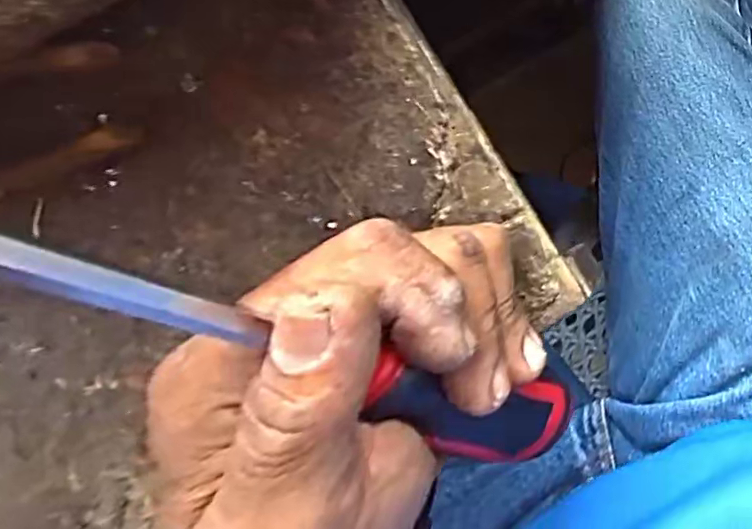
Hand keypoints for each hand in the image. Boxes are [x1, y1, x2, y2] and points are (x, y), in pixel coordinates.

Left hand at [146, 220, 548, 528]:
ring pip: (460, 252)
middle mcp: (303, 312)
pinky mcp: (415, 310)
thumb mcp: (286, 502)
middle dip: (464, 313)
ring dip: (494, 322)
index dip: (420, 296)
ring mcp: (368, 306)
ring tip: (490, 390)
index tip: (452, 360)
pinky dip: (509, 318)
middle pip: (413, 249)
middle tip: (477, 388)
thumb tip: (321, 306)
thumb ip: (297, 410)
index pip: (353, 262)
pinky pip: (485, 271)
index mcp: (243, 352)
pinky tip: (507, 364)